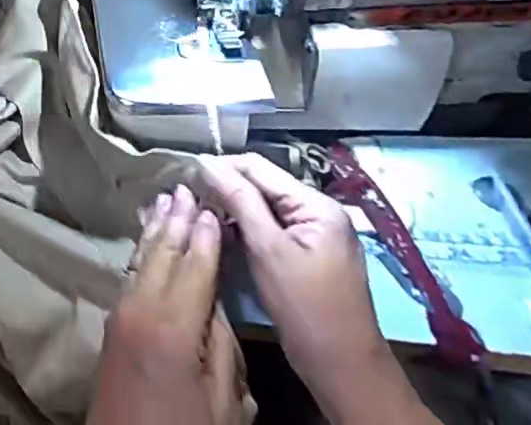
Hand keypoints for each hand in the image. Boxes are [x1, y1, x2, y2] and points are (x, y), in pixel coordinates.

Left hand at [90, 185, 254, 424]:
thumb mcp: (222, 403)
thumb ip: (221, 347)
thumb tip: (215, 302)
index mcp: (174, 327)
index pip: (195, 269)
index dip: (207, 238)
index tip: (214, 208)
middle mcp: (142, 308)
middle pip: (164, 253)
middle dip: (178, 219)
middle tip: (187, 186)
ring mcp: (122, 312)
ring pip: (143, 258)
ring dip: (157, 227)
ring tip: (166, 198)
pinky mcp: (114, 322)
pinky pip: (132, 272)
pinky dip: (143, 249)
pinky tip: (147, 236)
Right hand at [202, 155, 428, 424]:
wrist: (343, 370)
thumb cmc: (305, 308)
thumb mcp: (267, 249)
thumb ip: (238, 199)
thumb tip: (206, 161)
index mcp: (316, 204)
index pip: (259, 167)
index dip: (221, 166)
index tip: (186, 173)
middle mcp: (318, 210)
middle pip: (263, 184)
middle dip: (227, 187)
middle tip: (190, 194)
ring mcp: (315, 232)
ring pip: (265, 205)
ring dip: (234, 207)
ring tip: (201, 210)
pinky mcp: (308, 251)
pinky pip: (272, 225)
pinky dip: (248, 226)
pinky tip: (224, 231)